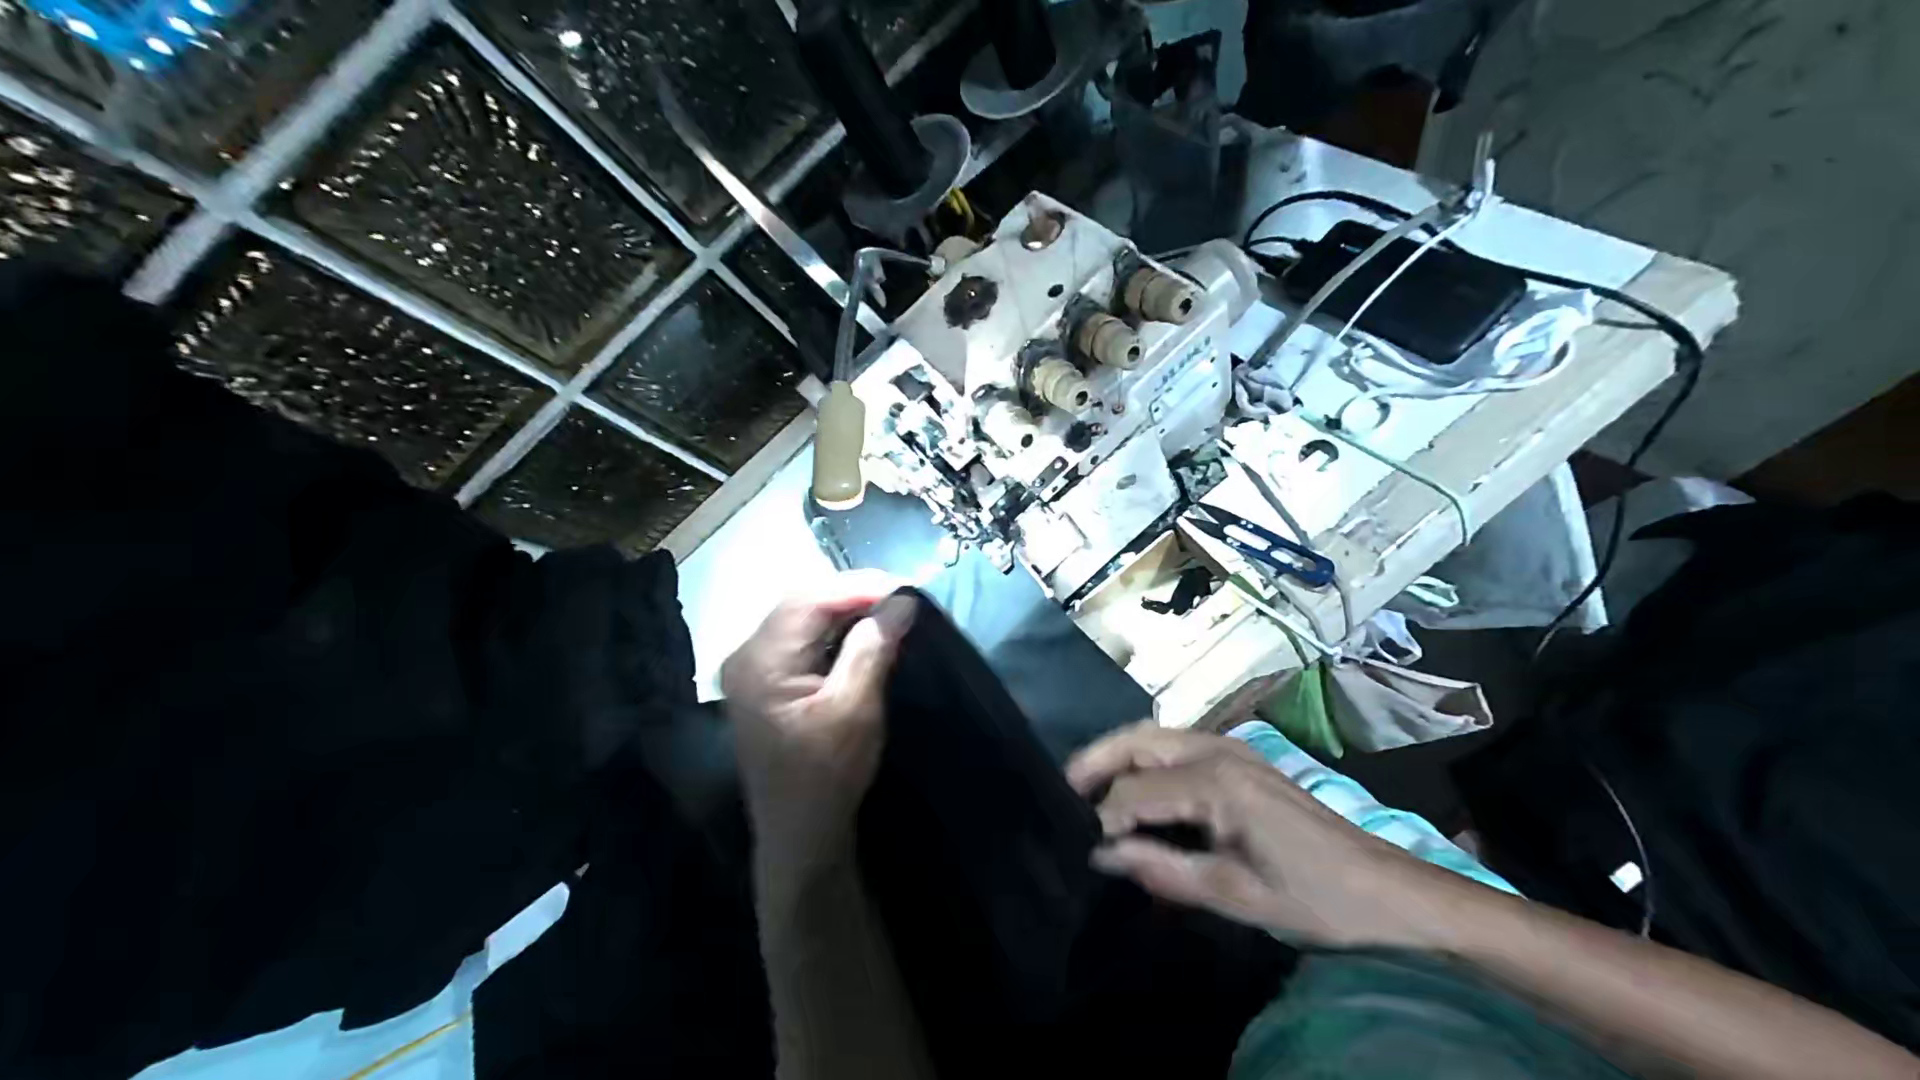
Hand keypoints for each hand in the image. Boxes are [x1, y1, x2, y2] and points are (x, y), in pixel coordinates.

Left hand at [722, 572, 916, 871]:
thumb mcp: (855, 709)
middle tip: (899, 596)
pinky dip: (832, 629)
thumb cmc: (827, 775)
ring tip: (888, 608)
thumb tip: (901, 601)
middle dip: (852, 593)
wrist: (799, 834)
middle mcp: (746, 654)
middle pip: (801, 603)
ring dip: (844, 609)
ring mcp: (751, 667)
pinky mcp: (764, 680)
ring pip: (801, 617)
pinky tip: (861, 630)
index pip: (809, 600)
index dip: (858, 586)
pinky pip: (800, 638)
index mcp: (760, 661)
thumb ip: (873, 648)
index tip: (904, 588)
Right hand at [1067, 723, 1471, 948]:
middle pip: (1136, 741)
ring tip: (1087, 788)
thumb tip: (1102, 854)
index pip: (1136, 792)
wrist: (1390, 890)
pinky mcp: (1239, 756)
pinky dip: (1142, 758)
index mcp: (1217, 783)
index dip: (1104, 819)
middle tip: (1064, 793)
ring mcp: (1230, 747)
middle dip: (1094, 761)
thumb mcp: (1236, 895)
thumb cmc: (1316, 899)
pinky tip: (1133, 785)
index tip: (1085, 848)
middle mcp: (1217, 750)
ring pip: (1152, 736)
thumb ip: (1162, 869)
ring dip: (1116, 755)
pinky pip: (1173, 744)